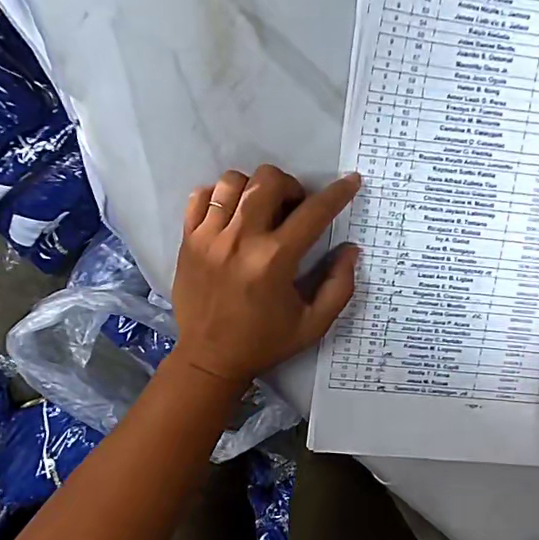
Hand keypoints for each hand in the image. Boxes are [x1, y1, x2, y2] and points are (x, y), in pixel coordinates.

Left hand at [170, 166, 362, 383]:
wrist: (209, 359)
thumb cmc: (263, 342)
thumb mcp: (313, 324)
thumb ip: (339, 286)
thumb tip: (350, 250)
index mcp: (274, 260)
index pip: (313, 212)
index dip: (337, 193)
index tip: (350, 182)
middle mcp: (240, 240)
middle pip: (268, 180)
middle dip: (290, 187)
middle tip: (292, 210)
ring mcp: (209, 237)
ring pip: (232, 182)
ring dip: (253, 189)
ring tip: (259, 211)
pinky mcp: (188, 240)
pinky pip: (200, 197)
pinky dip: (218, 197)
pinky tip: (230, 216)